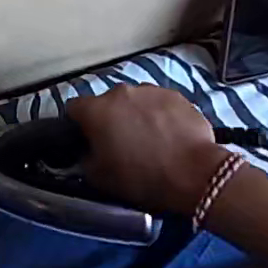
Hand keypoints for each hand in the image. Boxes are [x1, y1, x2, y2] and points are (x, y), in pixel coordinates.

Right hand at [67, 85, 231, 214]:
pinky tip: (169, 134)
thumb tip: (88, 151)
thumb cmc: (141, 177)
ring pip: (135, 100)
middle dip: (110, 118)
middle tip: (120, 142)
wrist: (193, 174)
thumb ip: (86, 159)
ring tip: (149, 137)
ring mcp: (151, 90)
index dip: (78, 124)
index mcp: (96, 110)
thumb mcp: (99, 178)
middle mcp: (121, 92)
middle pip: (107, 102)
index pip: (74, 108)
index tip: (87, 138)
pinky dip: (160, 114)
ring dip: (136, 114)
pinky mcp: (177, 94)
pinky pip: (159, 103)